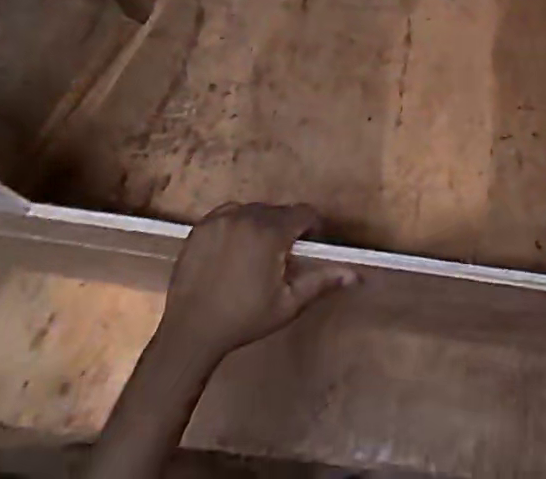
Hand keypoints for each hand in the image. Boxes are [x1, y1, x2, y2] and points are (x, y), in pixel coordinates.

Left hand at [156, 202, 357, 362]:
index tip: (308, 247)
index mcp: (270, 232)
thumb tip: (356, 276)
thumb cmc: (244, 319)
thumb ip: (322, 282)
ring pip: (255, 211)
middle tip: (281, 258)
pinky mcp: (200, 227)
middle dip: (286, 228)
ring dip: (262, 225)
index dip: (311, 228)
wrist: (189, 333)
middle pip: (279, 211)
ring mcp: (220, 220)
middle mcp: (246, 216)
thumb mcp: (289, 303)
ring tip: (256, 254)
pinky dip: (237, 224)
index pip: (304, 213)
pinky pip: (230, 214)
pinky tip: (234, 249)